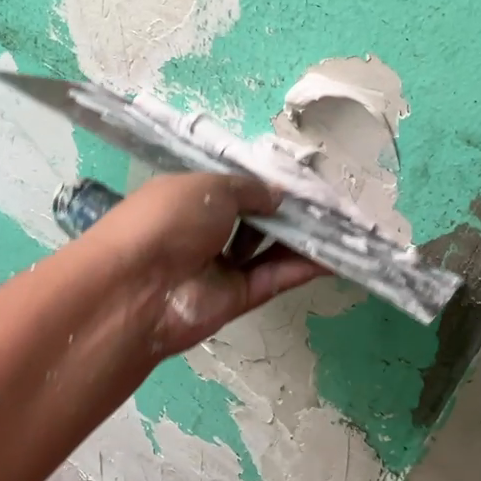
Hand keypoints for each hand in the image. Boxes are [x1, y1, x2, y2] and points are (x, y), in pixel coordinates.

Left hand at [76, 173, 324, 356]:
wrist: (137, 288)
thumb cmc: (167, 220)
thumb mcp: (209, 187)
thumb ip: (249, 190)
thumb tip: (278, 195)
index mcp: (190, 198)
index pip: (234, 189)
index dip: (265, 185)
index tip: (301, 182)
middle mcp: (206, 231)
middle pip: (256, 220)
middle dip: (289, 212)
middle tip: (330, 203)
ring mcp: (222, 266)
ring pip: (270, 250)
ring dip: (303, 238)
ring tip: (343, 225)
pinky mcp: (238, 298)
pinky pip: (275, 277)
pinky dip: (305, 267)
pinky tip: (337, 254)